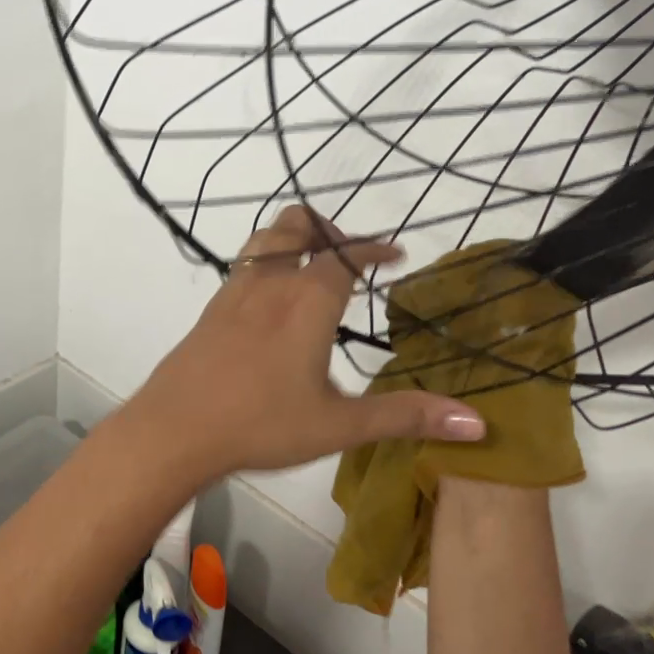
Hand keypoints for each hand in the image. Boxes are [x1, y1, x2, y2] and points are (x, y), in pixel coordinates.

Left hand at [121, 205, 486, 481]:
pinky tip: (274, 302)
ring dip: (292, 239)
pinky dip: (267, 261)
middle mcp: (268, 284)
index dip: (372, 249)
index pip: (344, 256)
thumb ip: (405, 416)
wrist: (176, 427)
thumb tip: (478, 423)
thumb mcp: (339, 425)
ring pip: (263, 239)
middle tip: (350, 257)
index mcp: (306, 302)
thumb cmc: (261, 424)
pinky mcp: (211, 309)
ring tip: (314, 268)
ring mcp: (233, 292)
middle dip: (327, 229)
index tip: (395, 254)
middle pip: (295, 225)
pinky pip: (243, 265)